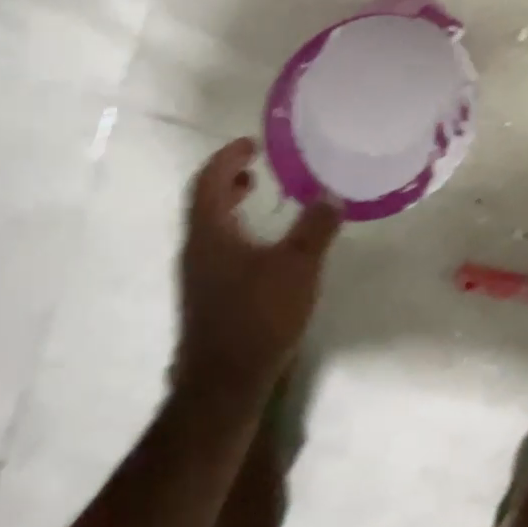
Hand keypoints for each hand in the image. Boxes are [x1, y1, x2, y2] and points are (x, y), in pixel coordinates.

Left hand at [174, 138, 341, 399]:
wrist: (225, 383)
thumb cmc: (259, 316)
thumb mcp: (298, 266)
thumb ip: (316, 227)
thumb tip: (331, 195)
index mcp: (210, 232)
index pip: (209, 180)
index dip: (228, 157)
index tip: (252, 143)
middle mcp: (196, 249)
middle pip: (204, 202)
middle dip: (228, 179)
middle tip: (257, 167)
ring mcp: (197, 276)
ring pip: (210, 227)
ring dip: (231, 206)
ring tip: (260, 198)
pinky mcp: (206, 298)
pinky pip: (217, 249)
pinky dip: (236, 231)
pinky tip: (264, 247)